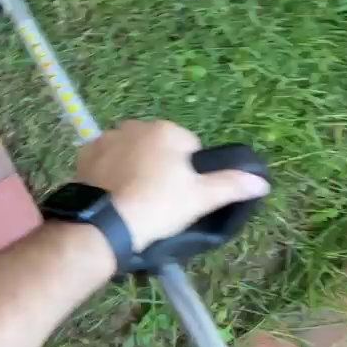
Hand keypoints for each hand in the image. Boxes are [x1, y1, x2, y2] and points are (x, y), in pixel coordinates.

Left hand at [76, 120, 270, 250]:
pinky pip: (105, 158)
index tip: (181, 193)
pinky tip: (113, 192)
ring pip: (130, 151)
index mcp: (166, 131)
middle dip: (160, 166)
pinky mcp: (85, 152)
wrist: (108, 221)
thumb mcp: (200, 198)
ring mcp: (107, 137)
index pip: (187, 146)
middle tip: (159, 198)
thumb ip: (231, 185)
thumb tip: (261, 181)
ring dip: (134, 166)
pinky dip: (109, 170)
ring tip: (135, 197)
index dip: (188, 172)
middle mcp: (134, 125)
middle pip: (157, 146)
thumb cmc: (159, 206)